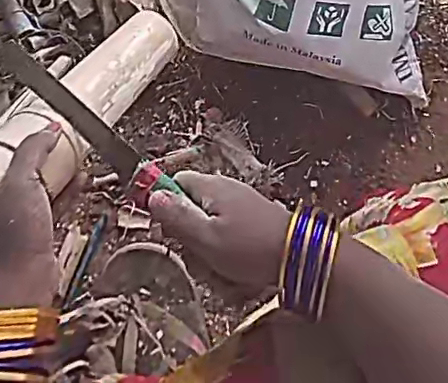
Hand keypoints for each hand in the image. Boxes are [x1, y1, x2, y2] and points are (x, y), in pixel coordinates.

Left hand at [0, 128, 62, 311]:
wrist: (23, 286)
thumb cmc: (9, 242)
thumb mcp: (19, 182)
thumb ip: (32, 151)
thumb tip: (48, 129)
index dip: (1, 146)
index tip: (19, 131)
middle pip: (13, 175)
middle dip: (33, 158)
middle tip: (50, 142)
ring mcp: (15, 226)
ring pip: (35, 190)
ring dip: (53, 173)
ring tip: (70, 155)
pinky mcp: (36, 238)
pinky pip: (53, 206)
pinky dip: (66, 191)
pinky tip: (80, 180)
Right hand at [148, 172, 290, 291]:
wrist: (295, 253)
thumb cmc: (248, 247)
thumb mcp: (206, 238)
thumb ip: (178, 217)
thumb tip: (153, 196)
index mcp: (211, 186)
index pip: (176, 182)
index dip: (166, 205)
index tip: (168, 232)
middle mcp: (224, 187)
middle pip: (191, 204)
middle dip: (189, 232)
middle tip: (196, 254)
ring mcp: (239, 200)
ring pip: (207, 222)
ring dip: (206, 246)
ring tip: (216, 265)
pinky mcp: (250, 216)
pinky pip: (225, 230)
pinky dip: (223, 248)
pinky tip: (232, 265)